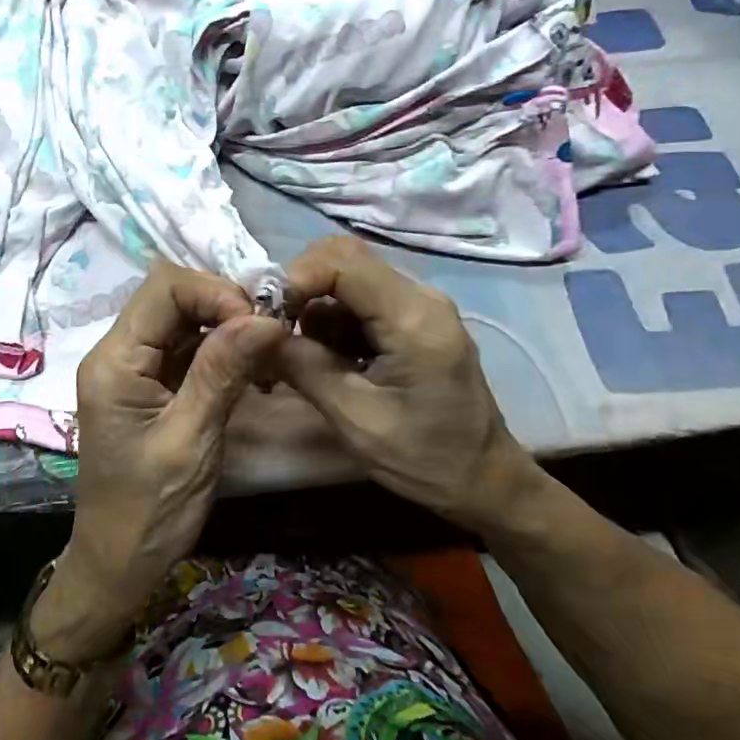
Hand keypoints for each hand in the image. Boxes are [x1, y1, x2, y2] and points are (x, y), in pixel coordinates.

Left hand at [33, 260, 287, 662]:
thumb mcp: (192, 439)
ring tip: (265, 353)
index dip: (215, 292)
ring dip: (225, 327)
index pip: (163, 288)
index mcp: (114, 361)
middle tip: (269, 336)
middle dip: (223, 305)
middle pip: (171, 298)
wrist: (119, 561)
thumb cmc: (151, 511)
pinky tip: (249, 369)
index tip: (259, 323)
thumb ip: (222, 372)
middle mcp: (117, 354)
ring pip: (181, 320)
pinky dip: (218, 351)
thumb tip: (267, 316)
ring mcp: (132, 370)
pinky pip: (184, 349)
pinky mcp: (148, 387)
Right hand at [276, 235, 537, 531]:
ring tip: (291, 353)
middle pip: (342, 258)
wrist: (483, 481)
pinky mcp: (408, 320)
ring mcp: (415, 306)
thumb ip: (303, 367)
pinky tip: (318, 358)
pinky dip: (325, 320)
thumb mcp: (354, 418)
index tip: (262, 316)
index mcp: (414, 318)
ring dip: (308, 307)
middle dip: (297, 286)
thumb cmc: (425, 458)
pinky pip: (354, 300)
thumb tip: (255, 332)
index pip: (342, 261)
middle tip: (271, 330)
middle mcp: (418, 297)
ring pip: (344, 277)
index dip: (293, 278)